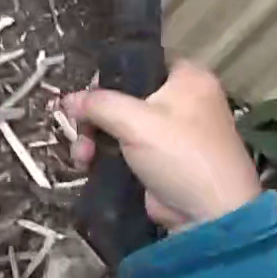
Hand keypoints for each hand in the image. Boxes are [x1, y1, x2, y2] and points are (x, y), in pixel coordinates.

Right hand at [61, 62, 261, 231]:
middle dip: (94, 116)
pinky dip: (104, 154)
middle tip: (79, 131)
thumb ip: (98, 104)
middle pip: (123, 96)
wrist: (210, 216)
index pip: (141, 62)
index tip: (87, 94)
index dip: (110, 75)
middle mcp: (181, 100)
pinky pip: (123, 147)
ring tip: (82, 157)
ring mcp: (169, 132)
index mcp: (187, 78)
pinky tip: (88, 165)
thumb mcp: (135, 121)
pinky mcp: (158, 160)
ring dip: (94, 138)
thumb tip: (67, 100)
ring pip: (118, 124)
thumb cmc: (180, 155)